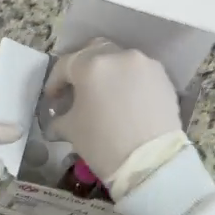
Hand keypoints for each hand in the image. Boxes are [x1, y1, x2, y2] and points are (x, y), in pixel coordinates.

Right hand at [43, 40, 184, 194]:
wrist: (150, 162)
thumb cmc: (103, 144)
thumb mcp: (71, 131)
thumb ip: (60, 119)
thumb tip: (56, 120)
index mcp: (91, 66)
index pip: (65, 65)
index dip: (55, 82)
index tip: (52, 98)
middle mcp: (118, 56)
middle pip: (94, 52)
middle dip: (83, 68)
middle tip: (78, 89)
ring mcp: (144, 63)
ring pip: (119, 60)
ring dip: (108, 74)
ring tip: (105, 96)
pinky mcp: (162, 77)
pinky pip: (139, 73)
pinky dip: (129, 82)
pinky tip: (126, 102)